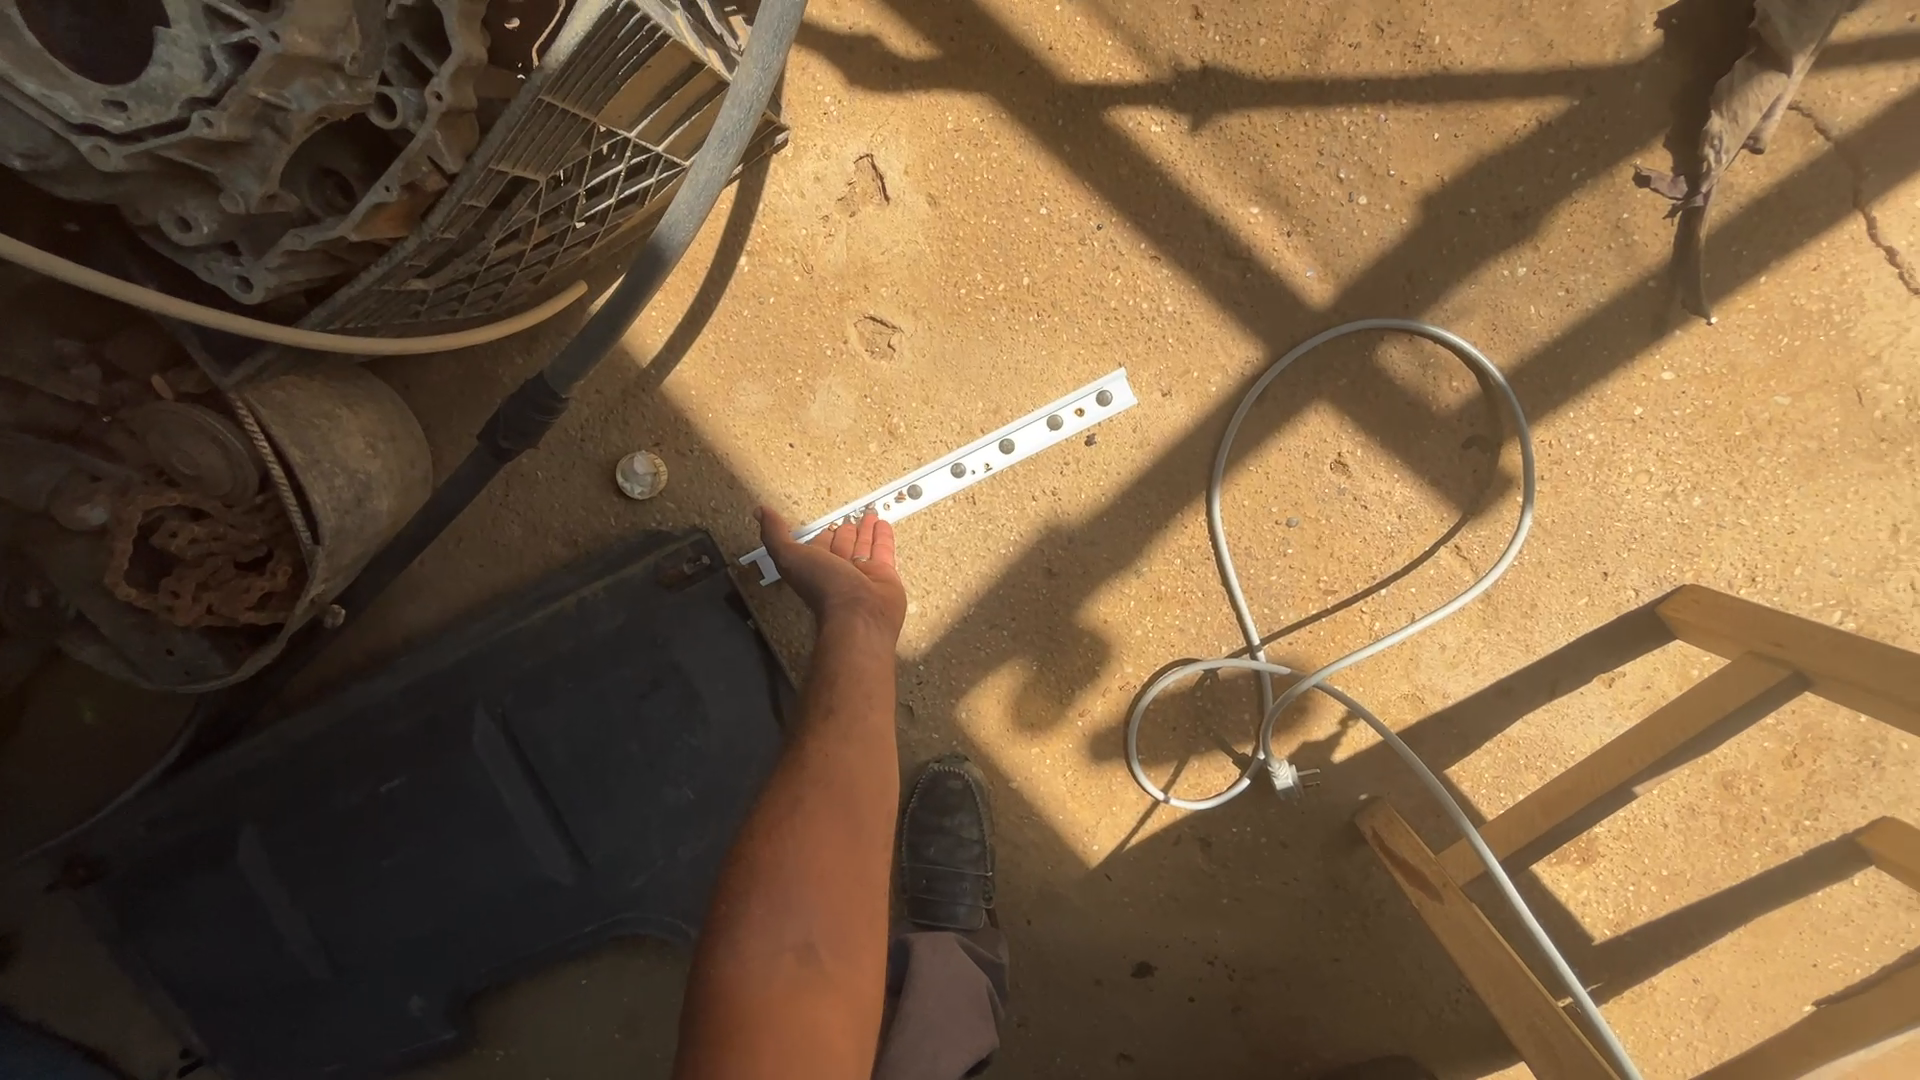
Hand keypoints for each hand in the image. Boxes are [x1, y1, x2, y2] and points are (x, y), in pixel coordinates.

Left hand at [757, 506, 906, 639]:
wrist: (859, 614)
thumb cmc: (823, 588)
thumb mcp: (789, 557)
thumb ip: (775, 535)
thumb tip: (761, 512)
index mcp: (815, 567)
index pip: (818, 546)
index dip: (821, 535)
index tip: (826, 524)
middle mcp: (838, 572)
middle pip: (842, 546)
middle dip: (845, 532)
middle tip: (850, 519)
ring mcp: (862, 574)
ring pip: (863, 546)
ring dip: (866, 530)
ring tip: (870, 514)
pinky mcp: (884, 575)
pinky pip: (884, 551)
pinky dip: (884, 537)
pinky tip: (883, 525)